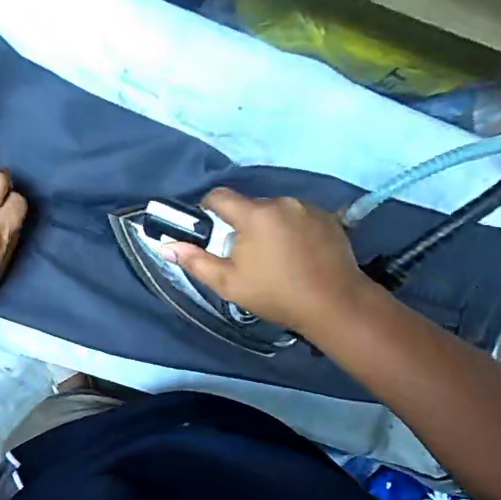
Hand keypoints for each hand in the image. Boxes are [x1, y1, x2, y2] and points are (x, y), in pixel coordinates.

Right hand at [162, 187, 373, 332]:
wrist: (334, 303)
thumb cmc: (276, 294)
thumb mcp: (229, 284)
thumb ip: (196, 261)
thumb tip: (166, 246)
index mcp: (254, 214)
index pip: (220, 196)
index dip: (208, 209)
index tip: (209, 229)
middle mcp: (281, 202)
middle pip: (250, 206)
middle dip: (242, 225)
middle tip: (245, 256)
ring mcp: (308, 207)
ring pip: (276, 211)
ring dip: (269, 227)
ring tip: (275, 258)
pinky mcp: (329, 217)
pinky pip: (299, 217)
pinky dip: (293, 230)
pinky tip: (298, 255)